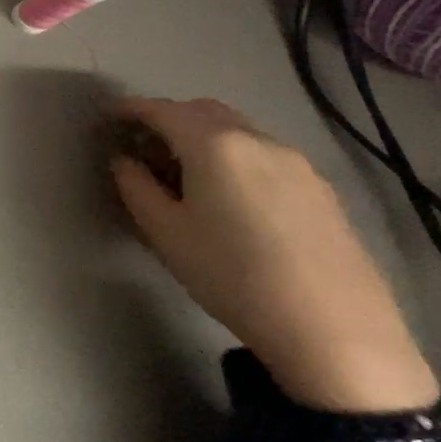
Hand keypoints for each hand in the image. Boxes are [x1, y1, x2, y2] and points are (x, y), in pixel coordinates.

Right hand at [111, 97, 438, 413]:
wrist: (334, 332)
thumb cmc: (231, 274)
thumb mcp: (163, 230)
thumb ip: (134, 185)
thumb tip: (126, 161)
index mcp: (214, 144)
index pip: (160, 109)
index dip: (127, 110)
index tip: (106, 120)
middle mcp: (258, 141)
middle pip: (203, 111)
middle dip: (168, 118)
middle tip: (143, 146)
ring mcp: (298, 165)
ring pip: (238, 131)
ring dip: (204, 137)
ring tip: (185, 173)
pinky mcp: (322, 192)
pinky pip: (265, 156)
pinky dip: (235, 157)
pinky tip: (229, 196)